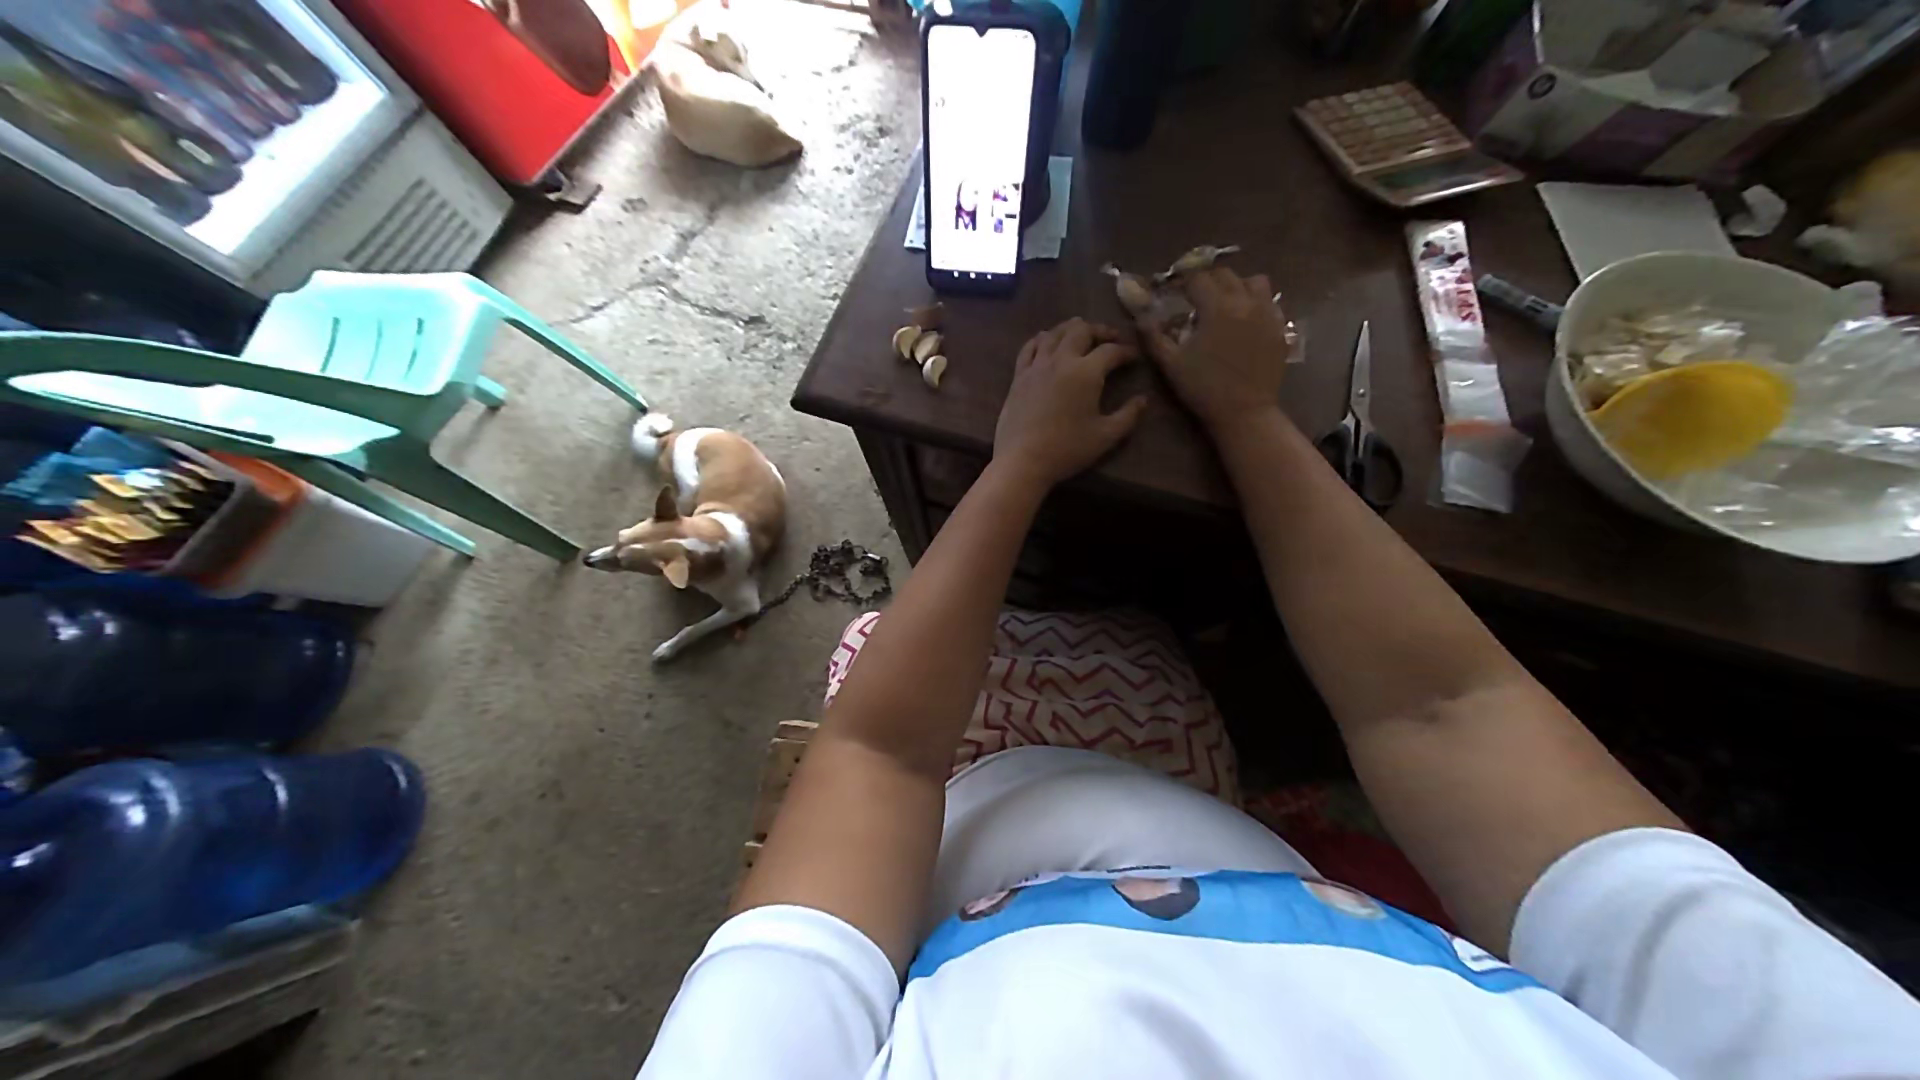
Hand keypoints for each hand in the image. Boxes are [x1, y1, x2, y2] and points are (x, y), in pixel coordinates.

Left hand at [993, 318, 1147, 489]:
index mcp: (1086, 372)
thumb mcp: (1106, 436)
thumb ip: (1128, 416)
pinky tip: (1046, 340)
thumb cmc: (1067, 449)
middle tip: (1111, 337)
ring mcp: (1037, 366)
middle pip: (1082, 331)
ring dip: (1071, 328)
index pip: (1111, 351)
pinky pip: (1029, 347)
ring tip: (1081, 331)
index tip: (1134, 356)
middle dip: (1100, 330)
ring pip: (1054, 333)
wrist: (1023, 460)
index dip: (1126, 351)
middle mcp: (1061, 360)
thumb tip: (1143, 400)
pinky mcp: (1019, 376)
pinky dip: (1041, 338)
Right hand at [1142, 267, 1292, 434]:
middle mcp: (1245, 301)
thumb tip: (1141, 316)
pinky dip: (1254, 302)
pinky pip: (1269, 301)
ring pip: (1253, 281)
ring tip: (1225, 304)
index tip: (1174, 292)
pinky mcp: (1280, 327)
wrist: (1244, 412)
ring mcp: (1267, 312)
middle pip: (1225, 275)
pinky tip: (1243, 320)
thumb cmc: (1203, 388)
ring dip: (1236, 286)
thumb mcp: (1171, 364)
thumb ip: (1154, 336)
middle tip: (1195, 299)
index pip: (1198, 278)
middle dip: (1207, 282)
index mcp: (1217, 307)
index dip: (1182, 282)